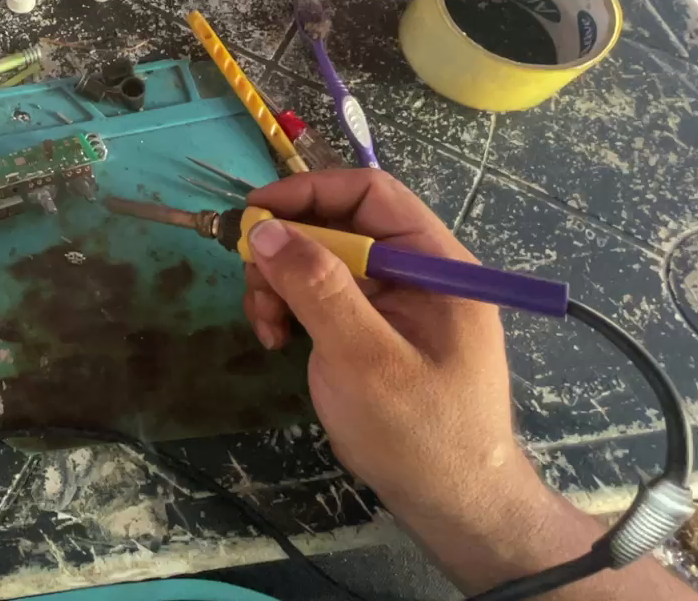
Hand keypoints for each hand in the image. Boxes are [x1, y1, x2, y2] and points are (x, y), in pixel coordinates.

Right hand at [241, 170, 540, 535]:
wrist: (446, 505)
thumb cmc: (419, 431)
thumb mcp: (365, 358)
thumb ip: (318, 288)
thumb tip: (263, 229)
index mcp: (432, 264)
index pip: (370, 194)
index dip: (309, 191)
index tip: (256, 213)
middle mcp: (407, 270)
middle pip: (331, 223)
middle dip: (283, 249)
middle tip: (252, 279)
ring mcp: (381, 297)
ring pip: (310, 256)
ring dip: (274, 282)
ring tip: (265, 323)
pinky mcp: (357, 321)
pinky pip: (307, 290)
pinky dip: (280, 305)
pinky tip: (273, 337)